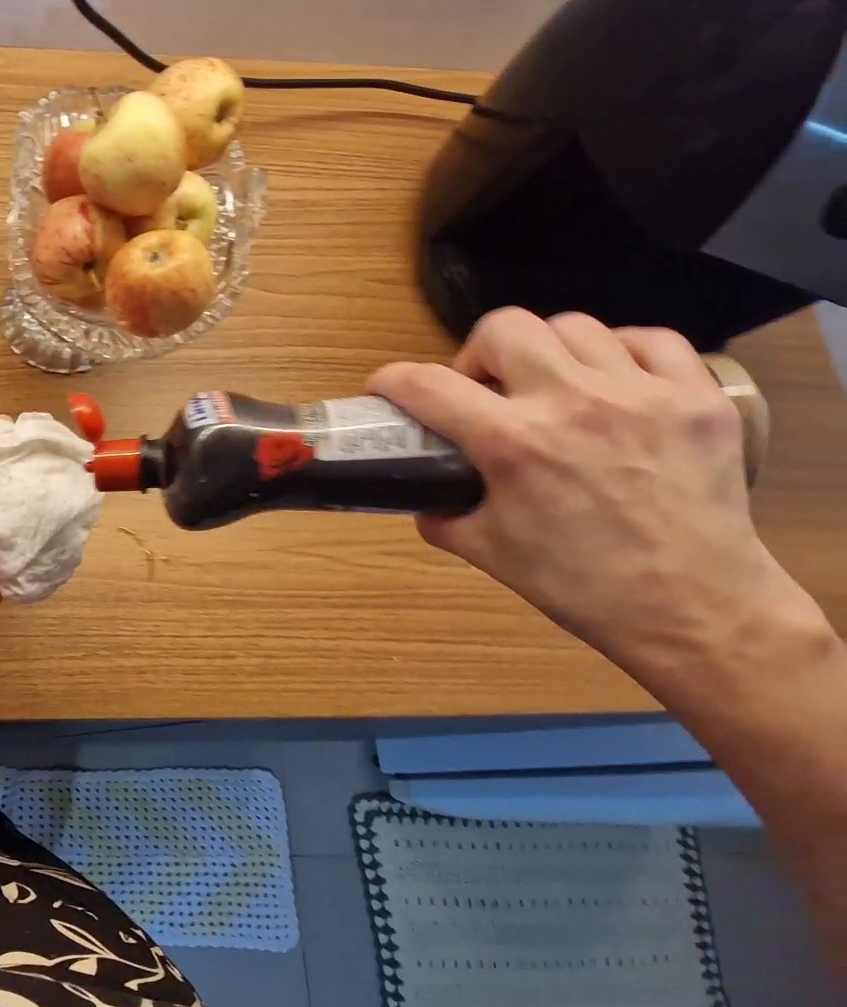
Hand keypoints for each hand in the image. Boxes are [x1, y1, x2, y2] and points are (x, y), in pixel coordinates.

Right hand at [368, 308, 788, 683]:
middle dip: (475, 354)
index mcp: (511, 444)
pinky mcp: (696, 397)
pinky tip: (607, 382)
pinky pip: (650, 341)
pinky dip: (617, 352)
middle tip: (480, 390)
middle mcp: (572, 403)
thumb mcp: (482, 551)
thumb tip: (427, 494)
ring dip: (543, 352)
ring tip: (545, 386)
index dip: (390, 381)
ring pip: (574, 327)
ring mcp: (642, 394)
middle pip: (505, 328)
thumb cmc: (575, 583)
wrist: (688, 604)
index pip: (427, 386)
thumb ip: (441, 513)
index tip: (383, 389)